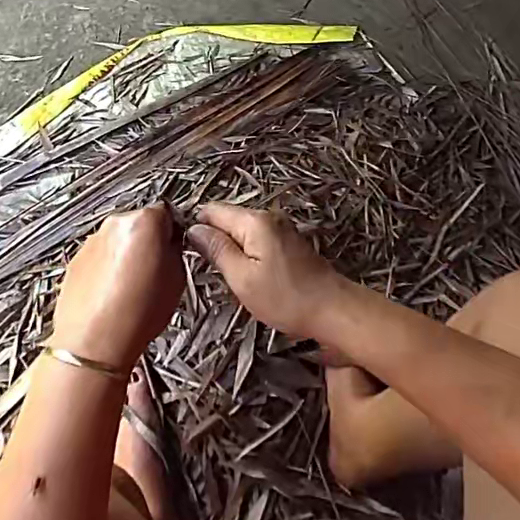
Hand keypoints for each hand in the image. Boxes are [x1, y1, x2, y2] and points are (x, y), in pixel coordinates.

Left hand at [51, 203, 183, 369]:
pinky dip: (108, 268)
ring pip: (119, 240)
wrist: (93, 345)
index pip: (167, 212)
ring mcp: (93, 241)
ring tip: (133, 288)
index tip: (174, 247)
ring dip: (127, 255)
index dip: (173, 232)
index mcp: (145, 221)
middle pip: (141, 222)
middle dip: (148, 242)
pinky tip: (114, 293)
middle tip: (156, 271)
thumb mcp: (177, 278)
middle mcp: (115, 224)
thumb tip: (172, 244)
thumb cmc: (134, 315)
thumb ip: (176, 250)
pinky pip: (100, 256)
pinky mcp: (76, 260)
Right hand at [186, 204, 347, 340]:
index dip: (196, 226)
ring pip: (242, 231)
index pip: (212, 210)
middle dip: (214, 239)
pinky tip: (248, 275)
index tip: (187, 251)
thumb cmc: (285, 298)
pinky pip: (257, 240)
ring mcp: (281, 227)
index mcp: (254, 221)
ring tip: (228, 276)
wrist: (332, 309)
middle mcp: (268, 216)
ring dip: (231, 249)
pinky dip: (247, 253)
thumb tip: (193, 229)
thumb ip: (216, 250)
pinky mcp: (289, 242)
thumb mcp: (241, 278)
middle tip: (208, 270)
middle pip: (228, 219)